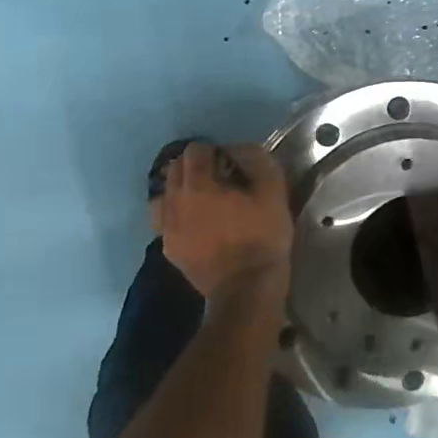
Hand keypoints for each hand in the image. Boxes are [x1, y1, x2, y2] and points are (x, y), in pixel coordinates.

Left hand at [158, 142, 293, 300]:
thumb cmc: (262, 236)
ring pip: (164, 194)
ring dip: (181, 190)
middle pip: (176, 169)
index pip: (195, 150)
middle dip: (197, 167)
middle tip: (222, 180)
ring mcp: (166, 227)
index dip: (215, 152)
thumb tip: (237, 149)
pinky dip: (177, 215)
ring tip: (204, 201)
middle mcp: (173, 201)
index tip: (233, 165)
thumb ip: (255, 160)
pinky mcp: (168, 248)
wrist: (246, 288)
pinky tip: (198, 225)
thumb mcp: (273, 191)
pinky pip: (165, 220)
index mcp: (197, 184)